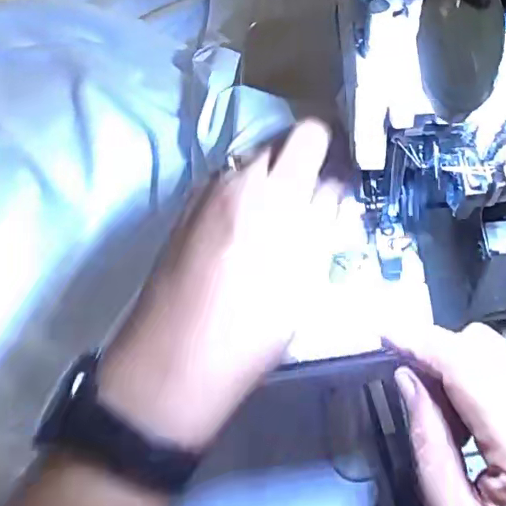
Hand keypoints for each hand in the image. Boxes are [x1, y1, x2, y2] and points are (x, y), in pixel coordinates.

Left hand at [98, 120, 342, 448]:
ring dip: (272, 179)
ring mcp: (204, 195)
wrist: (164, 373)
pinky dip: (245, 195)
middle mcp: (237, 181)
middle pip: (280, 143)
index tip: (340, 169)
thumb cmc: (250, 331)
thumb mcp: (307, 277)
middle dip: (302, 162)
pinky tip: (247, 235)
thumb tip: (336, 185)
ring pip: (252, 163)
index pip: (311, 132)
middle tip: (315, 198)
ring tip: (280, 221)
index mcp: (276, 193)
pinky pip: (226, 185)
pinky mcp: (182, 213)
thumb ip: (326, 218)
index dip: (331, 145)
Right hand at [386, 324, 505, 505]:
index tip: (388, 333)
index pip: (467, 362)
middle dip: (444, 352)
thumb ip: (430, 449)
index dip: (422, 342)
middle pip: (489, 345)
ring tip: (441, 411)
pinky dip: (495, 379)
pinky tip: (476, 419)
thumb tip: (408, 381)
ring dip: (468, 364)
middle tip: (410, 384)